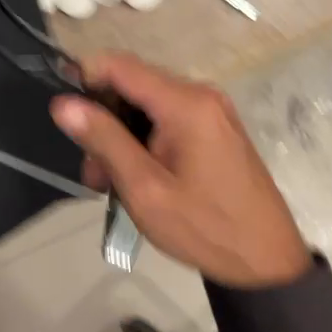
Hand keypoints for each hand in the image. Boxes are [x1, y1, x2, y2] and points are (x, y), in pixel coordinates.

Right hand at [50, 53, 311, 288]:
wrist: (269, 267)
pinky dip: (142, 139)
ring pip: (144, 105)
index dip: (84, 77)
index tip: (64, 111)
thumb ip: (103, 140)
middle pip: (130, 84)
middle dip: (101, 118)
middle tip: (90, 167)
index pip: (119, 65)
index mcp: (185, 103)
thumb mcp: (144, 189)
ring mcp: (210, 111)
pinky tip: (134, 176)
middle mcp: (200, 95)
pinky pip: (164, 118)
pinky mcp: (214, 129)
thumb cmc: (205, 228)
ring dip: (119, 134)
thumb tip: (62, 103)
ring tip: (107, 182)